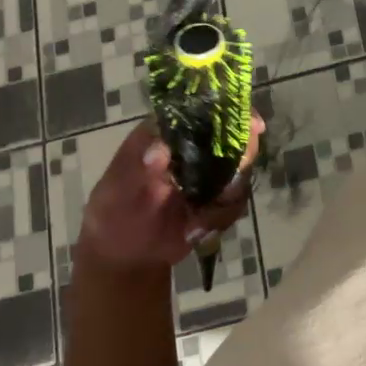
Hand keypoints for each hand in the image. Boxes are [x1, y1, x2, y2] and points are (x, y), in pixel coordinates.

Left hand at [76, 116, 263, 272]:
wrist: (123, 257)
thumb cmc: (112, 213)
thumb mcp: (115, 190)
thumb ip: (135, 168)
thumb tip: (158, 151)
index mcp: (169, 131)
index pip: (205, 108)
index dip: (232, 111)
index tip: (253, 125)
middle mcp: (195, 145)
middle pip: (235, 136)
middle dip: (241, 158)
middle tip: (226, 188)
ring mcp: (209, 172)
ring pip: (241, 170)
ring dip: (227, 196)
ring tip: (198, 221)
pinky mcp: (218, 199)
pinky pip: (236, 202)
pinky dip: (220, 218)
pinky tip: (195, 231)